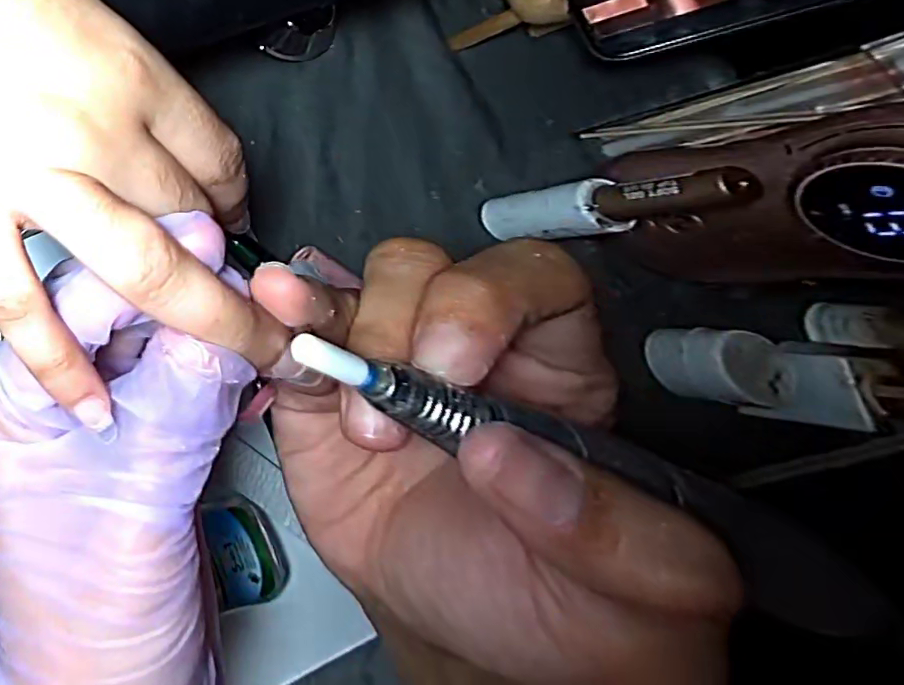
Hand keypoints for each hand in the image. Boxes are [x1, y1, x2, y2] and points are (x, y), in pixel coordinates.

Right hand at [0, 0, 283, 435]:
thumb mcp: (74, 7)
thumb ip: (117, 77)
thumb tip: (141, 127)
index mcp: (130, 70)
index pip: (216, 154)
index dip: (233, 196)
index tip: (228, 214)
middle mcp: (98, 130)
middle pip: (195, 217)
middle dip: (240, 271)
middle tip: (264, 306)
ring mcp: (35, 179)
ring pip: (146, 270)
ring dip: (203, 320)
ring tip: (236, 355)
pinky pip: (22, 307)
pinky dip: (60, 363)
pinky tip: (90, 399)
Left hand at [0, 211, 249, 684]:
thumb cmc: (86, 620)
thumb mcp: (137, 496)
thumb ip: (178, 402)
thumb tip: (217, 324)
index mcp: (9, 400)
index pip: (71, 307)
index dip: (138, 274)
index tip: (196, 242)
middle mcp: (44, 396)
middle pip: (103, 308)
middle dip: (167, 279)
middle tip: (220, 251)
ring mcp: (90, 413)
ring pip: (142, 335)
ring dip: (193, 314)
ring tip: (237, 289)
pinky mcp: (134, 433)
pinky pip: (170, 374)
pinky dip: (208, 357)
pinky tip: (235, 341)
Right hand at [250, 239, 740, 683]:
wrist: (457, 633)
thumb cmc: (561, 609)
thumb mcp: (644, 597)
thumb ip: (609, 531)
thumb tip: (505, 451)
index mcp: (550, 368)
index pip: (526, 277)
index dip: (484, 297)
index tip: (454, 365)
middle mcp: (456, 345)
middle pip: (418, 269)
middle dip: (391, 321)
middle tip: (386, 404)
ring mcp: (375, 359)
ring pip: (343, 288)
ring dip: (314, 307)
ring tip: (307, 355)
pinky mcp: (312, 389)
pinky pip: (282, 339)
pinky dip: (266, 331)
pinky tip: (259, 330)